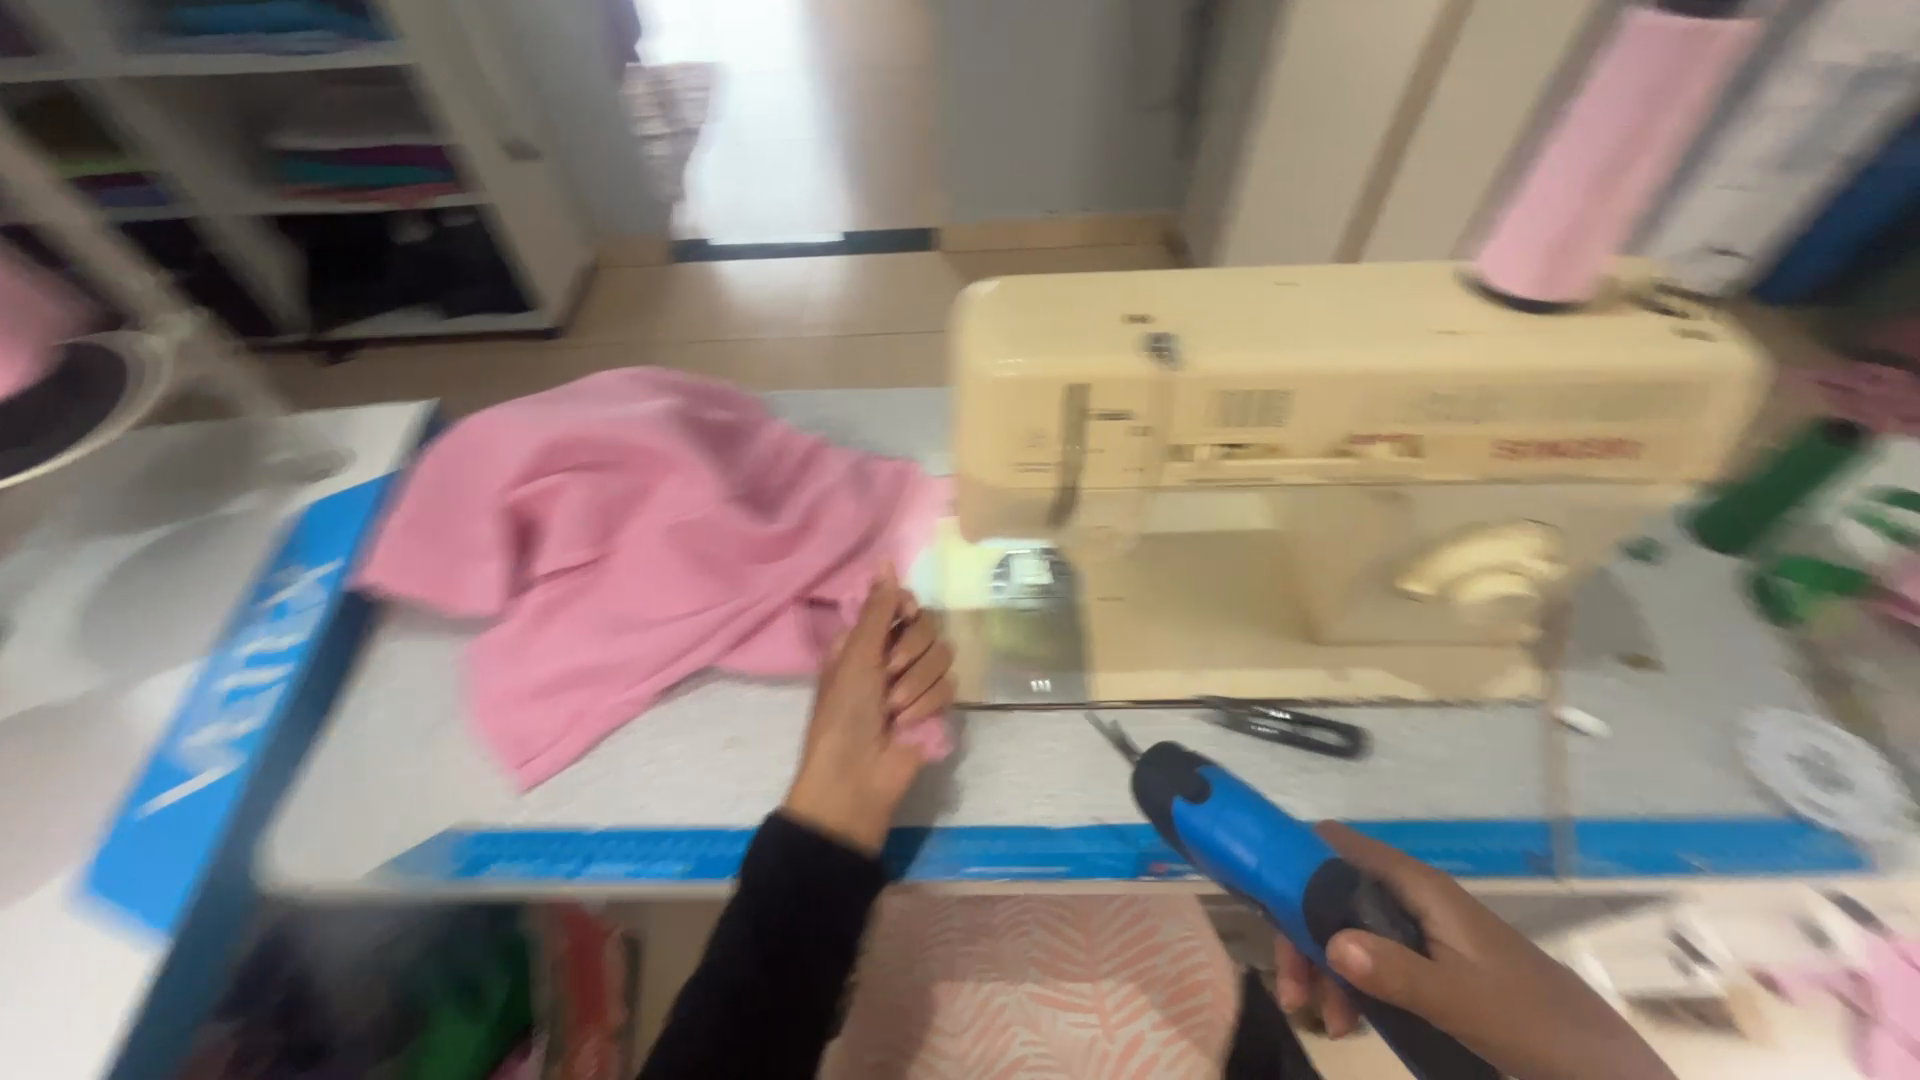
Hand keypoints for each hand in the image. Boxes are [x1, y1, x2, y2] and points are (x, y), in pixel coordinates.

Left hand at [782, 567, 953, 855]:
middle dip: (910, 651)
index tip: (905, 614)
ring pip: (942, 656)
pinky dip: (926, 704)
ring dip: (916, 683)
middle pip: (927, 626)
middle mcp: (892, 655)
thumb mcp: (855, 656)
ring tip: (893, 709)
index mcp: (866, 639)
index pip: (903, 603)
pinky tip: (907, 723)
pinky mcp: (934, 707)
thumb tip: (886, 560)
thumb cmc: (843, 713)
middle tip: (889, 672)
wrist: (856, 776)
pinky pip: (948, 686)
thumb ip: (877, 609)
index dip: (907, 608)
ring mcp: (914, 682)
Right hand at [1273, 823, 1676, 1079]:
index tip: (1258, 890)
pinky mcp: (1423, 964)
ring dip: (1321, 968)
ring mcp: (1416, 932)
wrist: (1601, 1070)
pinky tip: (1347, 1022)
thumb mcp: (1464, 1002)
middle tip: (1293, 988)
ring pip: (1344, 930)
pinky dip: (1347, 985)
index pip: (1338, 846)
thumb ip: (1397, 971)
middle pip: (1330, 895)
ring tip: (1323, 1020)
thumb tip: (1329, 941)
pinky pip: (1366, 959)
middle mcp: (1409, 899)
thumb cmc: (1535, 1023)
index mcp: (1418, 888)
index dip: (1293, 854)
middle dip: (1302, 934)